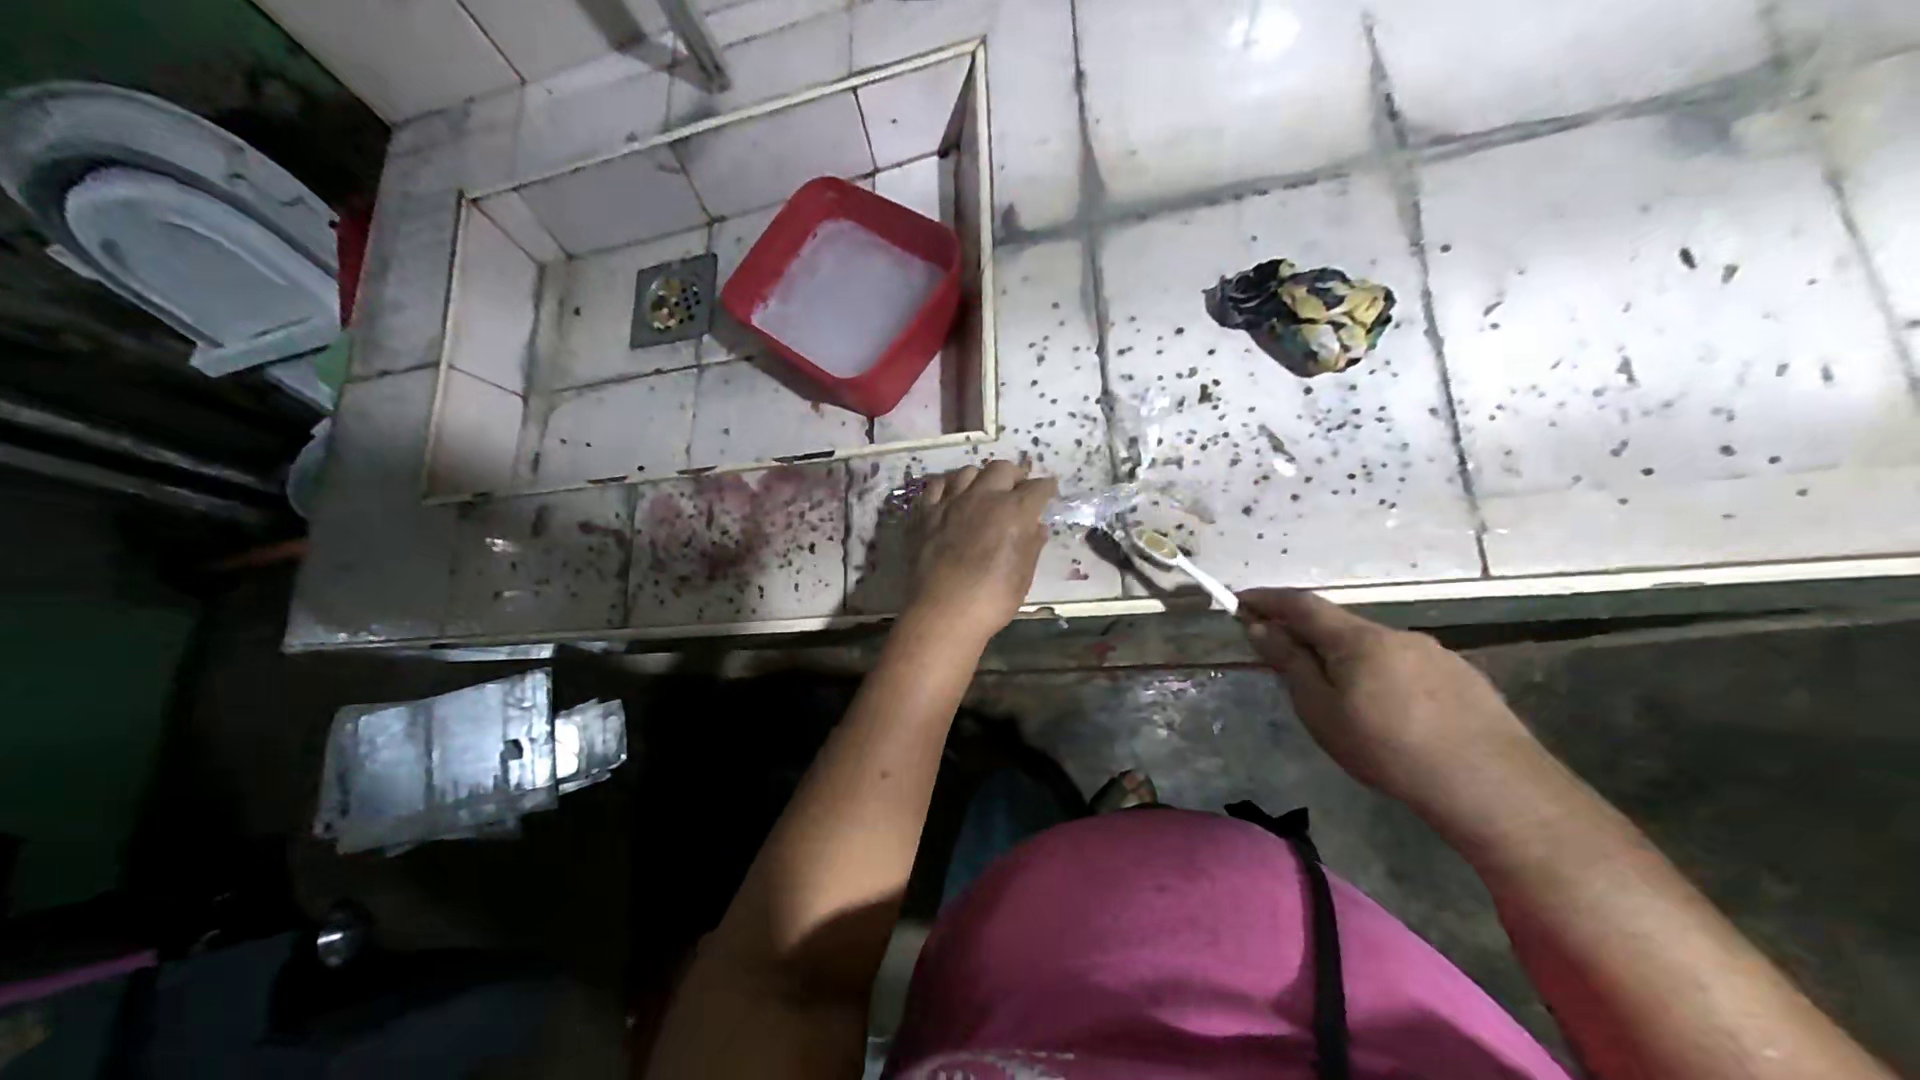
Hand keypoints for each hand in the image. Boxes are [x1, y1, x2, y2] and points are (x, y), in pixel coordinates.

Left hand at [909, 460, 1056, 641]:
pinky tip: (952, 496)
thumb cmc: (992, 600)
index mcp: (1014, 511)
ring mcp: (951, 503)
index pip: (1037, 488)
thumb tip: (1037, 527)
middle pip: (1002, 469)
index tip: (1048, 492)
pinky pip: (937, 486)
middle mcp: (983, 497)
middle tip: (1017, 488)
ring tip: (985, 490)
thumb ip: (1031, 546)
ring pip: (968, 471)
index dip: (1046, 488)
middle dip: (1014, 475)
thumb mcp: (1023, 576)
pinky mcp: (926, 514)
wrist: (942, 612)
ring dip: (981, 477)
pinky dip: (949, 486)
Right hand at [1237, 588, 1542, 813]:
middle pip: (1339, 625)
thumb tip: (1259, 626)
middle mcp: (1396, 634)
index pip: (1302, 604)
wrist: (1493, 787)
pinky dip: (1379, 675)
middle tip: (1281, 658)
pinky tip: (1388, 713)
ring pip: (1373, 647)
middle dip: (1305, 634)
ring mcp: (1435, 654)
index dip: (1267, 599)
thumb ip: (1290, 663)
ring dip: (1344, 658)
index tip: (1238, 600)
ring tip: (1337, 698)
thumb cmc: (1387, 749)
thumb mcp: (1321, 710)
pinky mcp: (1462, 678)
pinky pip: (1404, 666)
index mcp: (1357, 638)